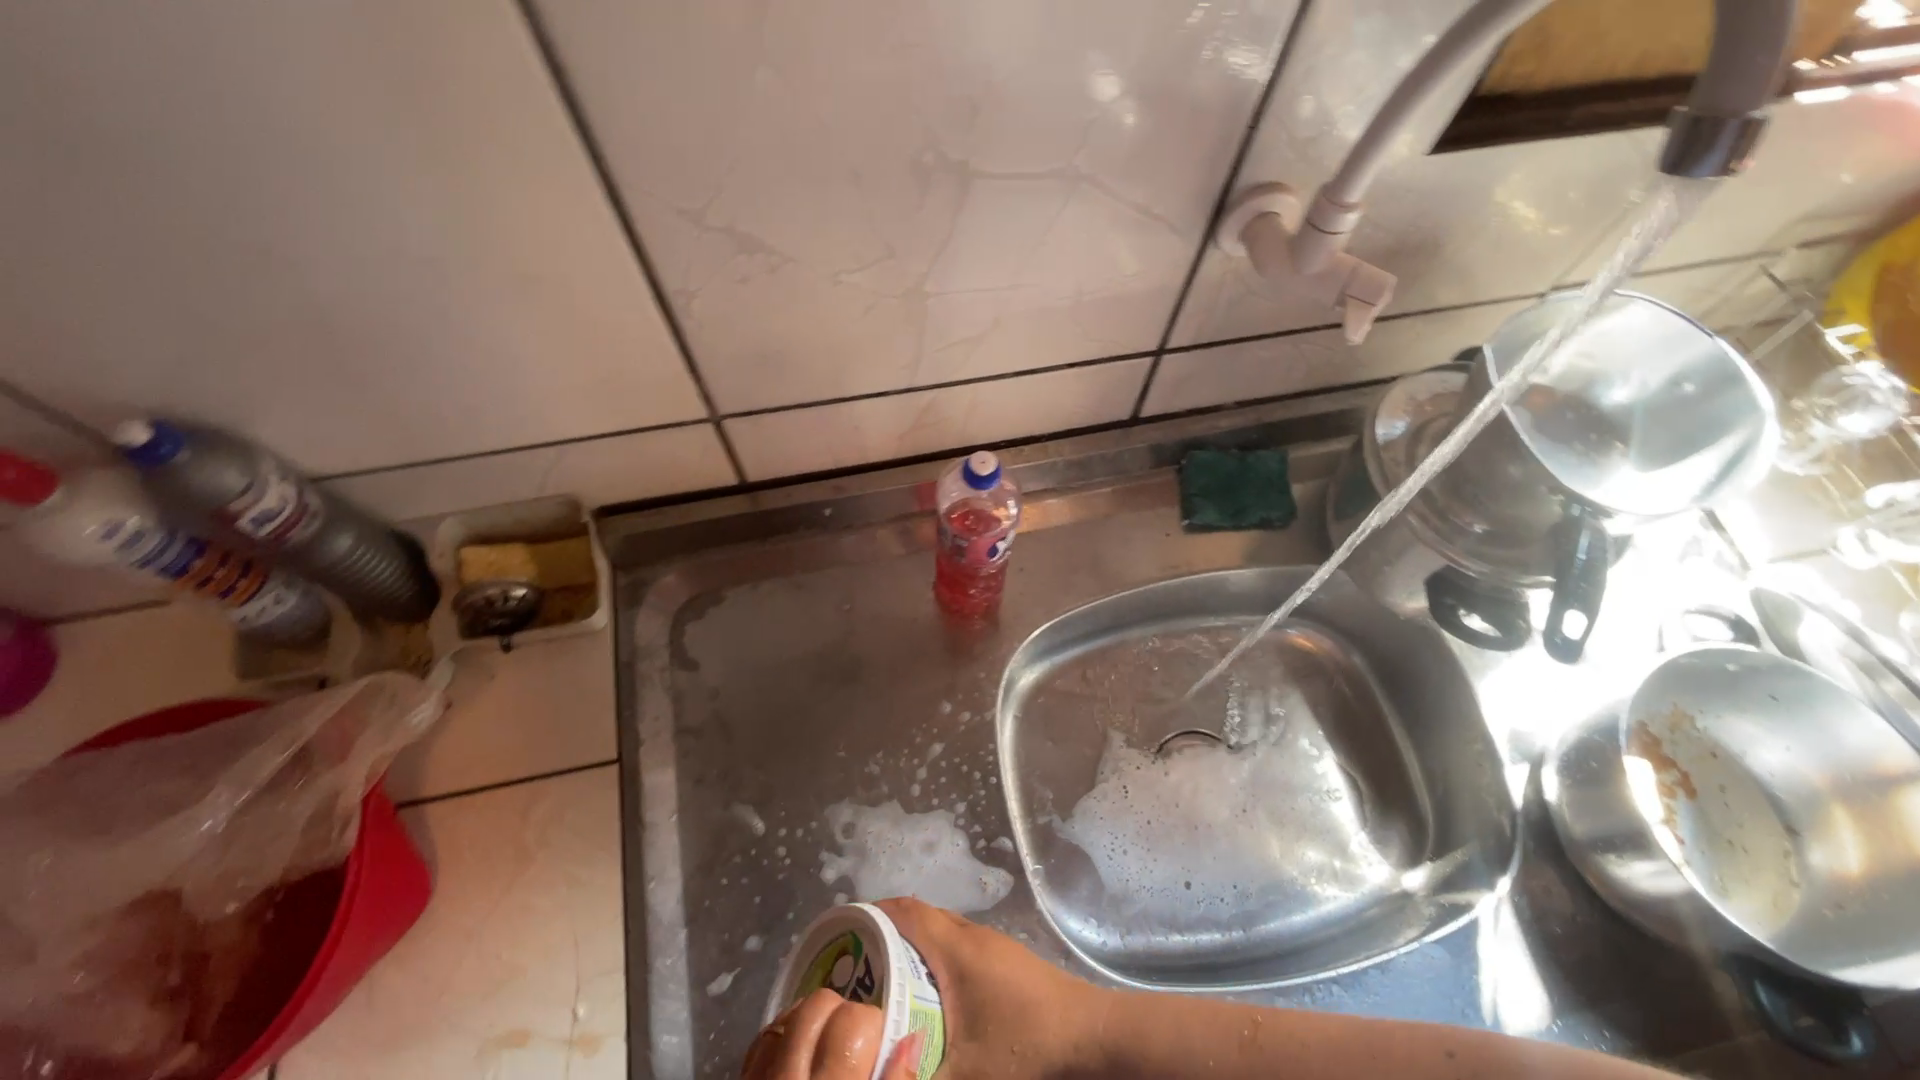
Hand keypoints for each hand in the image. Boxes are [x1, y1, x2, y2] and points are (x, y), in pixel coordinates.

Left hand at [741, 987, 921, 1079]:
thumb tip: (912, 1037)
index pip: (854, 1022)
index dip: (872, 1022)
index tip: (880, 1038)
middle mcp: (790, 1076)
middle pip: (817, 1008)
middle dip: (842, 1011)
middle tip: (857, 1036)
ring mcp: (762, 1077)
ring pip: (786, 1017)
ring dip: (812, 1018)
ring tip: (830, 1038)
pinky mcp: (744, 1079)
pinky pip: (761, 1040)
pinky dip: (783, 1032)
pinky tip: (799, 1046)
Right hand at [874, 898, 1101, 1079]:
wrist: (1095, 1039)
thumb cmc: (1027, 1046)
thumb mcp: (965, 1075)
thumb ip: (917, 1078)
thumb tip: (879, 1076)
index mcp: (956, 950)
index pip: (905, 911)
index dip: (871, 914)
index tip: (842, 933)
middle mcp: (973, 937)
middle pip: (921, 918)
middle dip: (886, 934)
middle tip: (856, 964)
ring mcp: (995, 947)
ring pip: (943, 932)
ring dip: (913, 947)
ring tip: (886, 980)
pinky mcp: (1010, 963)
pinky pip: (960, 947)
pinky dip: (936, 960)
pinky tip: (931, 996)